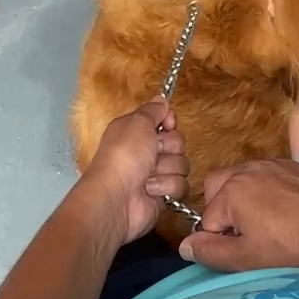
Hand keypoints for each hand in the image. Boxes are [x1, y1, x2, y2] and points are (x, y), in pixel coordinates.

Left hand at [71, 100, 190, 243]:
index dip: (169, 122)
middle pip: (178, 142)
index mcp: (138, 131)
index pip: (166, 121)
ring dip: (166, 169)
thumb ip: (153, 110)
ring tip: (148, 176)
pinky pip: (181, 185)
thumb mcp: (137, 123)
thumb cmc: (124, 156)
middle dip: (168, 148)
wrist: (116, 198)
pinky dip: (166, 186)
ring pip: (182, 164)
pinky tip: (150, 190)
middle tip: (153, 154)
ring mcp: (157, 174)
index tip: (167, 124)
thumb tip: (162, 99)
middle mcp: (148, 151)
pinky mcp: (164, 194)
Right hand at [176, 160, 298, 272]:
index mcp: (232, 189)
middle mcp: (247, 169)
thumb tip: (184, 245)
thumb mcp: (248, 259)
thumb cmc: (293, 248)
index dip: (217, 240)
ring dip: (244, 199)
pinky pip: (267, 176)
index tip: (239, 252)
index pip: (206, 218)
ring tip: (268, 226)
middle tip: (245, 235)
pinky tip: (286, 213)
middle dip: (223, 209)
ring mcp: (272, 164)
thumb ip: (211, 252)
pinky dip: (267, 191)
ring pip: (242, 179)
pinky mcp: (293, 166)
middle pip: (217, 186)